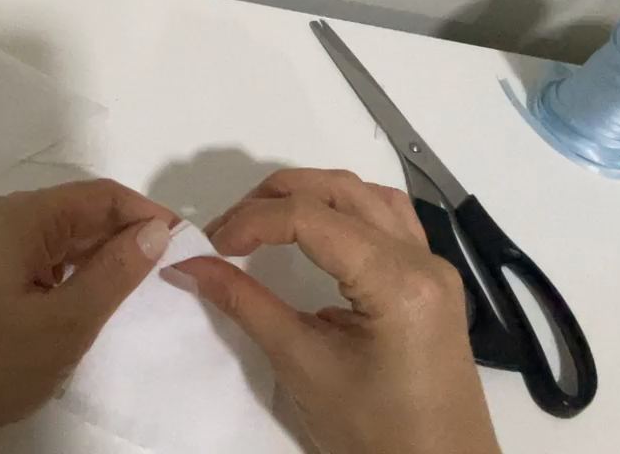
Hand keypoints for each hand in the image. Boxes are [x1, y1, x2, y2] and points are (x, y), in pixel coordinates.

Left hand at [0, 179, 175, 452]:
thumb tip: (155, 231)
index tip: (185, 247)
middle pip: (80, 212)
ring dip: (99, 257)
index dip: (146, 215)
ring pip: (61, 237)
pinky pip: (41, 258)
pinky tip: (85, 302)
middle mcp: (7, 216)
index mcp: (25, 215)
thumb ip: (113, 273)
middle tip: (168, 274)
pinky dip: (72, 273)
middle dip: (125, 236)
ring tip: (134, 291)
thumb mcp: (64, 322)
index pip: (101, 196)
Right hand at [168, 169, 499, 453]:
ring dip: (309, 193)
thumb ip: (243, 303)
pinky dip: (343, 206)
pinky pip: (387, 214)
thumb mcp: (301, 365)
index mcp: (395, 280)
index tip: (212, 244)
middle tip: (231, 228)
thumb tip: (187, 263)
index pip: (309, 217)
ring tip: (265, 218)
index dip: (252, 220)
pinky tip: (318, 226)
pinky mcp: (431, 278)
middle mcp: (421, 259)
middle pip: (337, 190)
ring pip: (363, 193)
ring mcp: (432, 265)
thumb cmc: (373, 433)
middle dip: (274, 197)